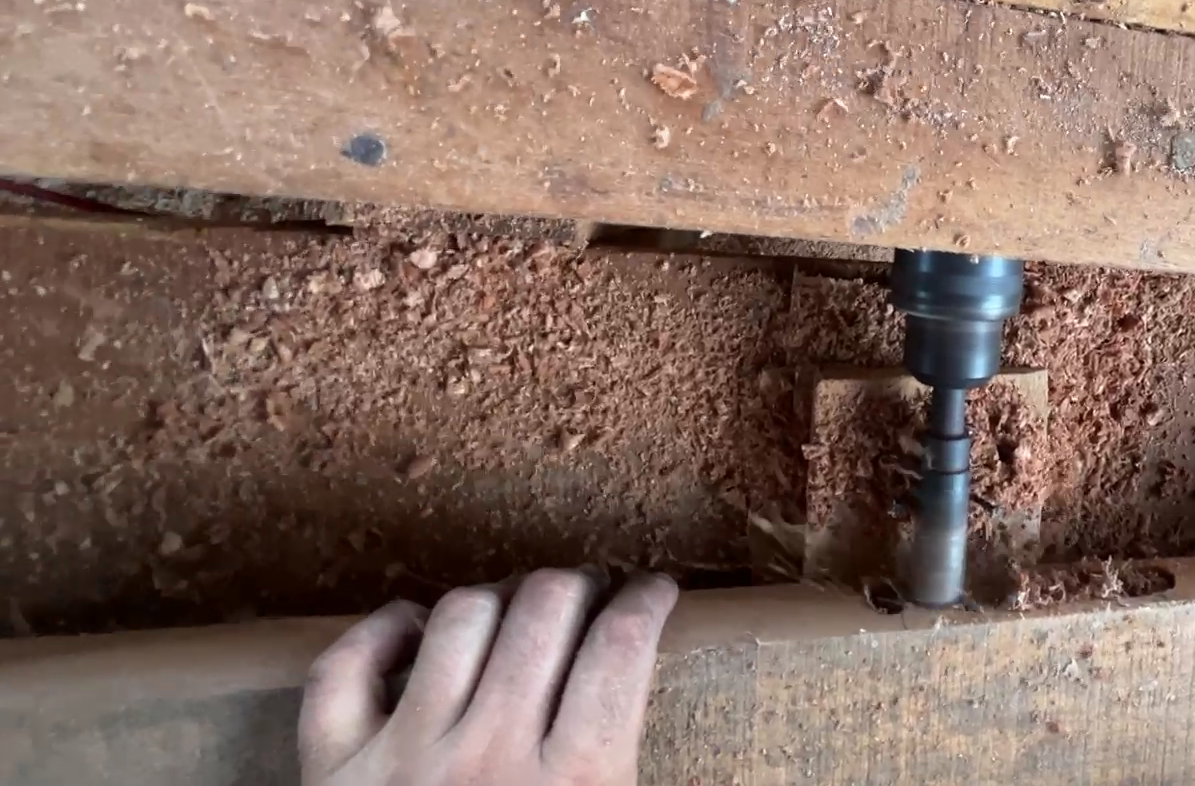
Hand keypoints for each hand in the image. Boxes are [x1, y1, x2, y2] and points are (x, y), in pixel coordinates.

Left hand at [299, 569, 678, 785]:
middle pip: (549, 605)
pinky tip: (418, 634)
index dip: (650, 596)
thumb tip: (710, 746)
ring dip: (501, 598)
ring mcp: (400, 760)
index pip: (624, 640)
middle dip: (582, 584)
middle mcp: (489, 755)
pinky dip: (381, 632)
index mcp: (575, 781)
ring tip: (517, 619)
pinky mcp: (328, 774)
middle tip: (591, 602)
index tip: (656, 591)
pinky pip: (342, 667)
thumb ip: (636, 769)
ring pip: (460, 616)